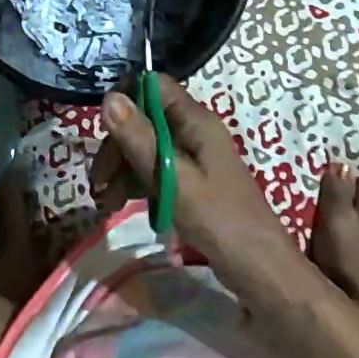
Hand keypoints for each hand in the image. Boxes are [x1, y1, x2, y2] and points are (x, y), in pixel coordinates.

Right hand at [92, 75, 299, 280]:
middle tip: (97, 183)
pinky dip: (137, 184)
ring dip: (122, 169)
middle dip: (118, 146)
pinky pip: (157, 170)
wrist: (261, 271)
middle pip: (146, 119)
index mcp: (196, 121)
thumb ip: (141, 140)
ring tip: (103, 202)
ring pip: (148, 147)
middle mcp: (195, 131)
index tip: (102, 132)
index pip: (154, 86)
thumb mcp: (174, 180)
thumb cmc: (220, 221)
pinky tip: (121, 206)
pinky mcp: (193, 182)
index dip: (126, 100)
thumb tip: (109, 98)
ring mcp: (195, 157)